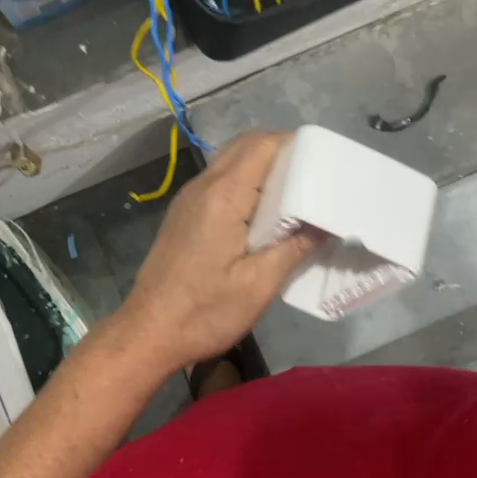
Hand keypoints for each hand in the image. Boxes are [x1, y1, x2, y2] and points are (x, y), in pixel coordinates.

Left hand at [111, 132, 324, 372]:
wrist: (148, 332)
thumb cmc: (205, 312)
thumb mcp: (259, 285)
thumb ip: (296, 246)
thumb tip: (328, 221)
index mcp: (223, 196)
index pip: (262, 145)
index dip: (296, 145)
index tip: (326, 164)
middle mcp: (203, 186)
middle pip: (246, 146)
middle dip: (283, 153)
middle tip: (317, 179)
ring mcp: (189, 198)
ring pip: (231, 161)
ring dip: (264, 168)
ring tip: (298, 196)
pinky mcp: (184, 213)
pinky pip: (220, 181)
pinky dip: (247, 184)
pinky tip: (266, 214)